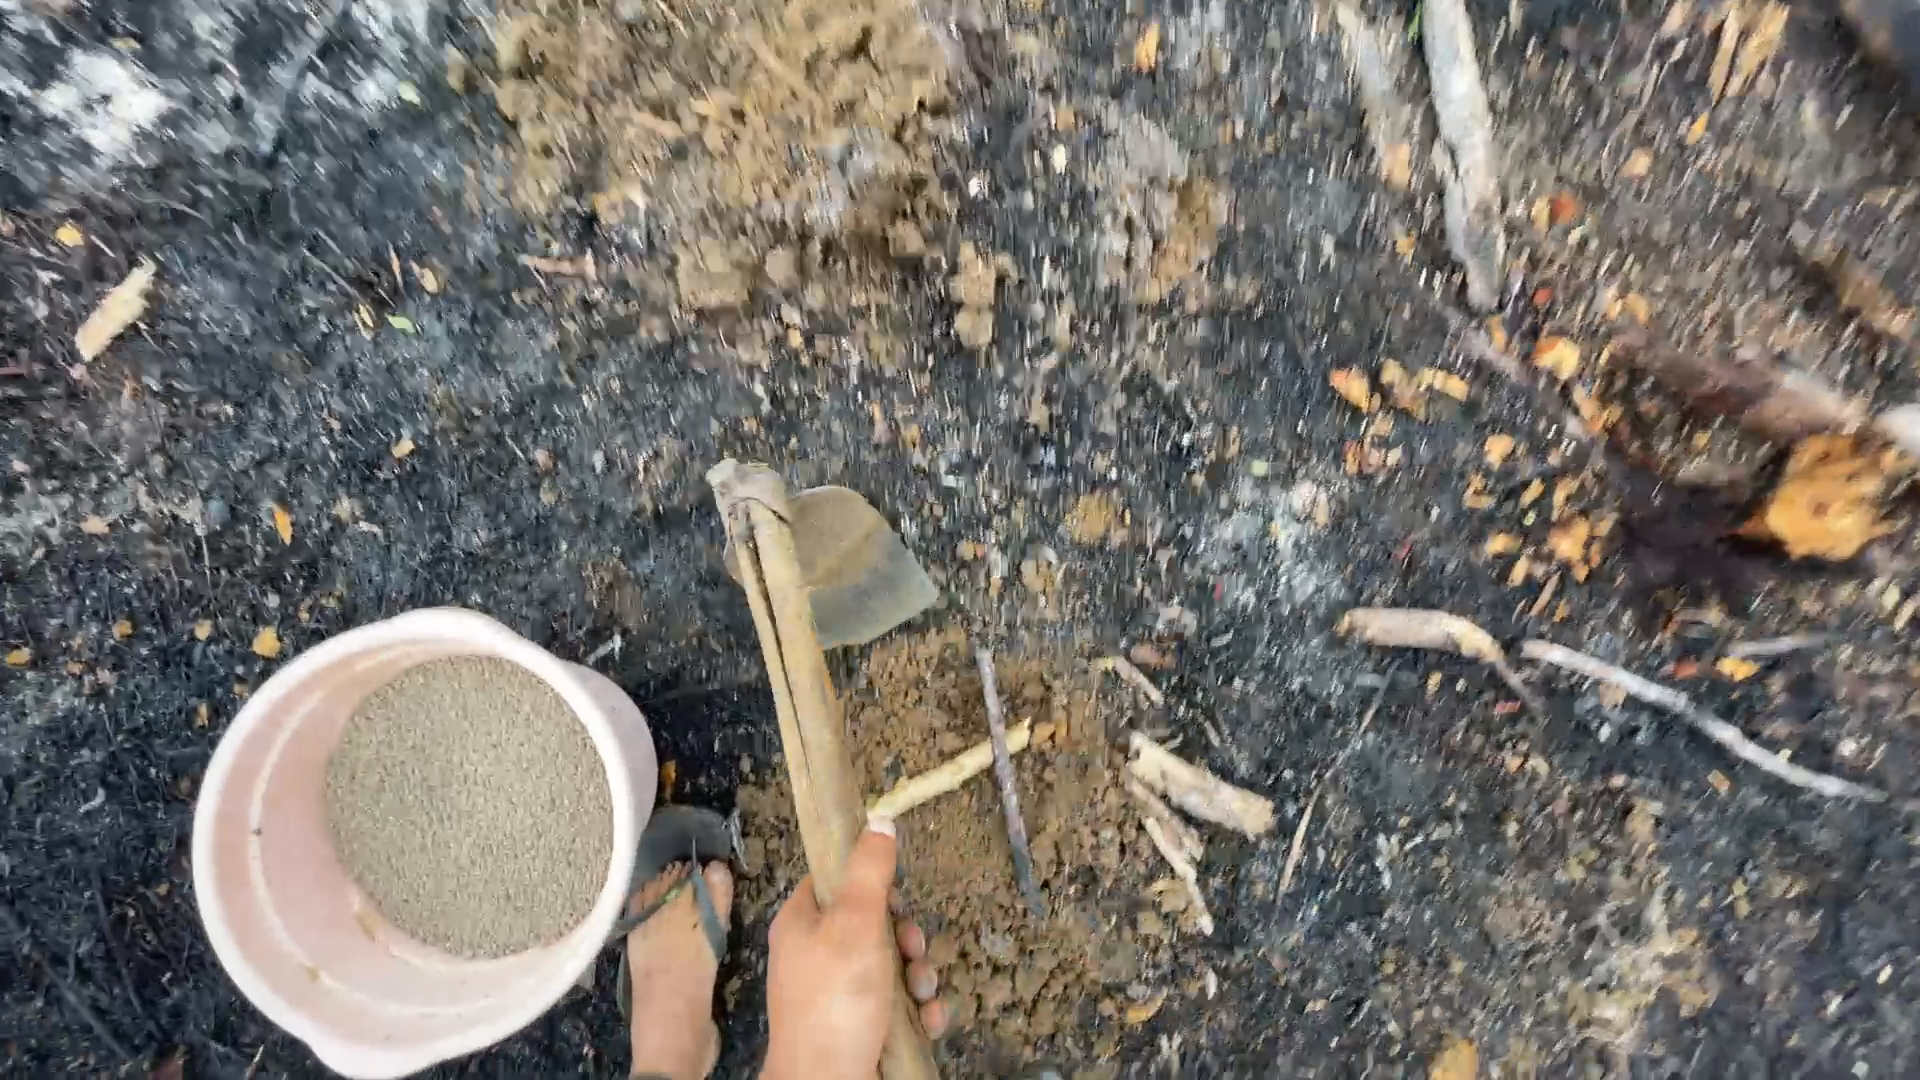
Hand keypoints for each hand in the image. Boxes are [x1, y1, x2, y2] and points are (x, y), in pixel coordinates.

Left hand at [761, 817, 945, 1078]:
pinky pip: (897, 1003)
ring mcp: (837, 994)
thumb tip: (880, 817)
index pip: (834, 879)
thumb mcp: (855, 921)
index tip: (893, 893)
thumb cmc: (835, 997)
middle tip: (913, 947)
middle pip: (872, 922)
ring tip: (923, 991)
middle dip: (905, 936)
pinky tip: (929, 1017)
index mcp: (801, 923)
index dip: (868, 880)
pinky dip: (917, 1008)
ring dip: (918, 973)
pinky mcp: (859, 1027)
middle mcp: (815, 955)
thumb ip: (870, 870)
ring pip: (891, 964)